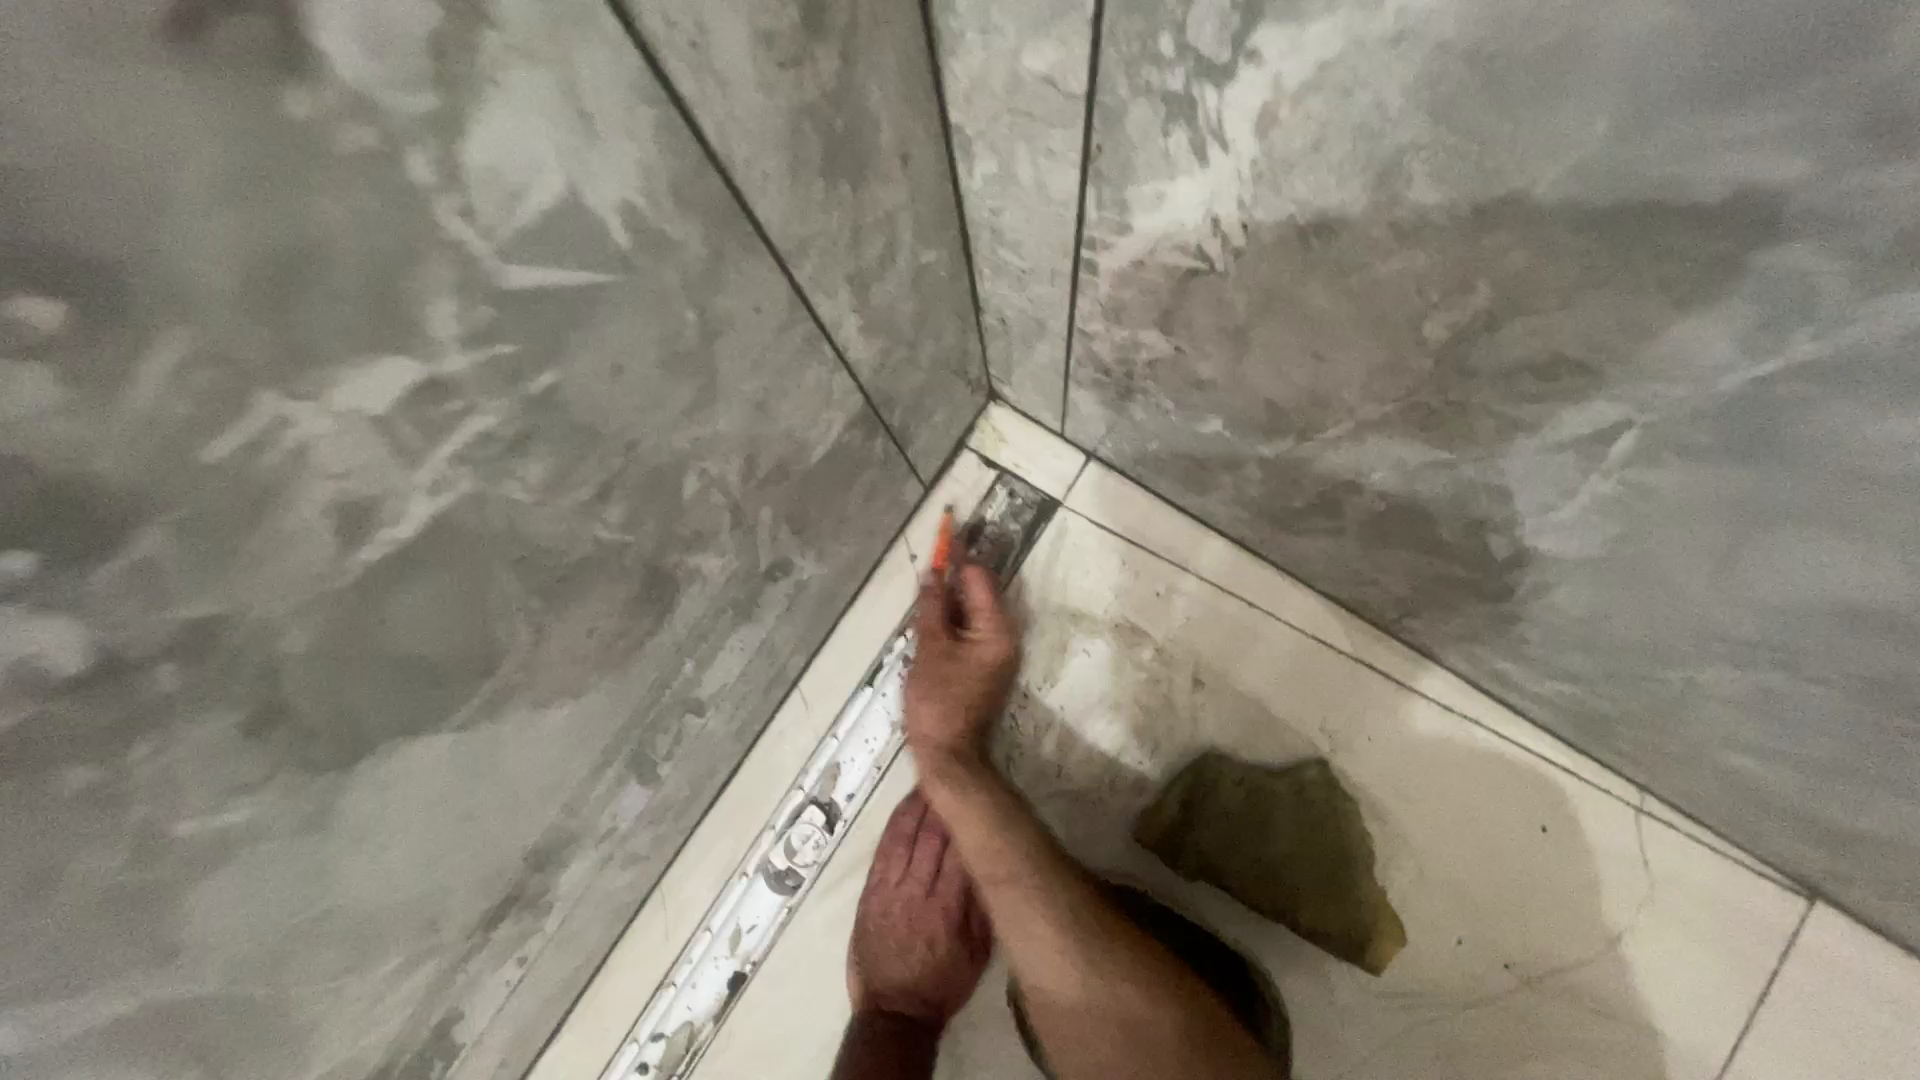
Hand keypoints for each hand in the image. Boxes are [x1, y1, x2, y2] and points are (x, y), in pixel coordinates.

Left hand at [847, 791, 992, 1026]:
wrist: (893, 1011)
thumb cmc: (943, 984)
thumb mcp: (980, 954)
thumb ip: (984, 907)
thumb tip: (992, 862)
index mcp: (950, 910)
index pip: (963, 852)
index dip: (971, 818)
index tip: (982, 791)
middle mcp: (920, 893)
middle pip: (935, 836)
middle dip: (947, 801)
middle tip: (960, 770)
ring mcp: (891, 889)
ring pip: (908, 834)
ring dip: (922, 802)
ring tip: (935, 775)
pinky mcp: (871, 890)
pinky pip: (885, 846)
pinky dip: (898, 820)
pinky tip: (910, 801)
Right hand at [905, 558, 1019, 769]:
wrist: (949, 754)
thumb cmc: (938, 701)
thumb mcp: (930, 648)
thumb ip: (932, 606)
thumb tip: (933, 572)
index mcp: (997, 629)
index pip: (980, 579)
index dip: (960, 556)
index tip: (945, 532)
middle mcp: (1006, 636)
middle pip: (980, 592)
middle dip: (955, 575)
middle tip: (930, 560)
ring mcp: (998, 651)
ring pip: (974, 610)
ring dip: (951, 598)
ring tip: (925, 586)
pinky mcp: (987, 664)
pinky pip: (971, 629)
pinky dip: (953, 619)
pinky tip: (931, 616)